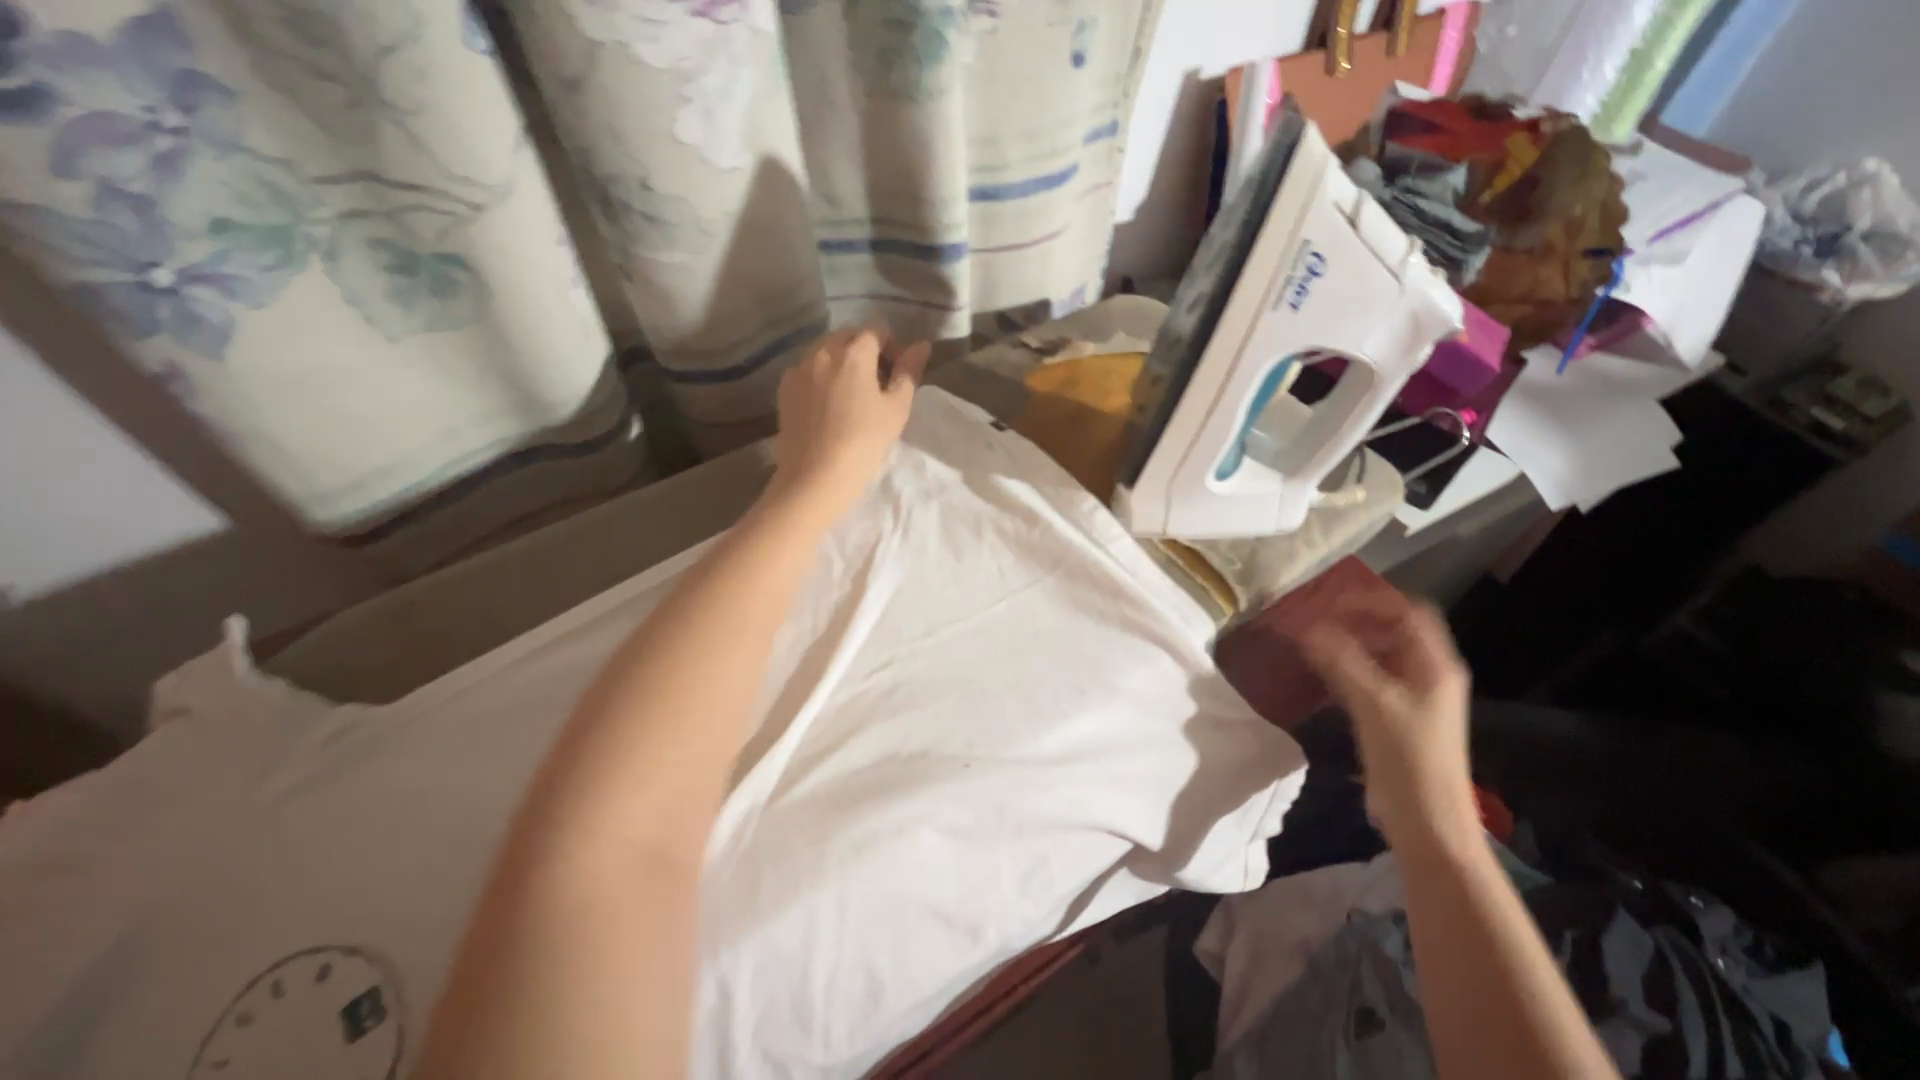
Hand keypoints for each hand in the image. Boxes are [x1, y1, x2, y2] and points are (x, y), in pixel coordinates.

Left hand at [768, 327, 929, 523]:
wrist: (815, 477)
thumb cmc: (864, 443)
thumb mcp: (896, 409)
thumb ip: (909, 372)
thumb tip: (921, 345)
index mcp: (853, 353)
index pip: (876, 331)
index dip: (891, 346)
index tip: (897, 372)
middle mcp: (822, 351)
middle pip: (847, 336)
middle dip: (864, 349)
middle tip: (876, 381)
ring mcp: (798, 369)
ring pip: (824, 351)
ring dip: (840, 361)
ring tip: (851, 393)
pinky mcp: (784, 389)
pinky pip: (807, 370)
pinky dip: (820, 376)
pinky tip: (827, 404)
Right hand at [1302, 600, 1478, 856]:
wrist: (1427, 822)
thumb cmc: (1408, 759)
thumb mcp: (1373, 704)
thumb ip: (1340, 662)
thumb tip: (1306, 628)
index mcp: (1436, 666)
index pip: (1410, 612)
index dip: (1374, 601)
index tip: (1332, 602)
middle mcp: (1429, 676)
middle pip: (1394, 633)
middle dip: (1355, 623)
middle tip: (1314, 623)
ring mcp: (1414, 700)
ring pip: (1380, 658)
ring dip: (1349, 648)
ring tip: (1311, 647)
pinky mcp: (1397, 722)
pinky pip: (1371, 683)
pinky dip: (1347, 672)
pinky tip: (1320, 678)